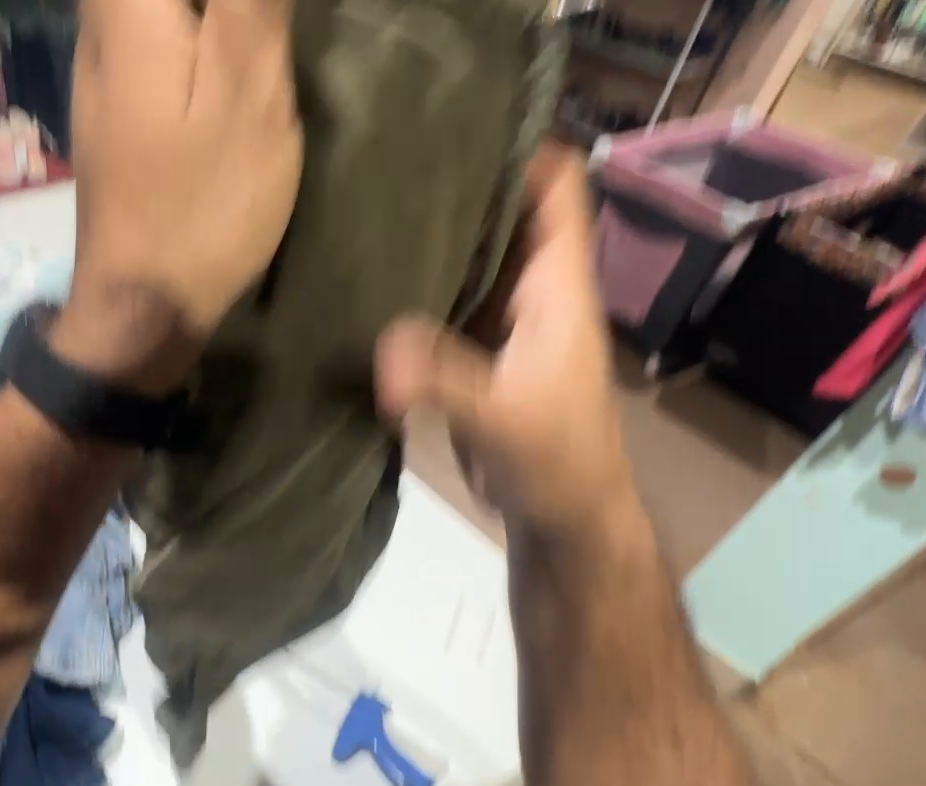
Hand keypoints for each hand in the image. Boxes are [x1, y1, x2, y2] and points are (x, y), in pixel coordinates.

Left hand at [49, 0, 302, 392]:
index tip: (252, 18)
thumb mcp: (248, 92)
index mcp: (127, 9)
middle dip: (226, 9)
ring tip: (252, 35)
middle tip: (260, 28)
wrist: (140, 311)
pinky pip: (146, 38)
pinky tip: (225, 58)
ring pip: (143, 10)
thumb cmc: (200, 210)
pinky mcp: (113, 118)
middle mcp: (97, 29)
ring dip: (209, 19)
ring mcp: (100, 77)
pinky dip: (188, 33)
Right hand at [374, 144, 636, 534]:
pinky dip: (413, 293)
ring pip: (469, 262)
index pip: (556, 191)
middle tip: (384, 169)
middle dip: (455, 191)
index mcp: (556, 288)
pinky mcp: (473, 356)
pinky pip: (443, 306)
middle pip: (502, 216)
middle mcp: (531, 292)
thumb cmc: (556, 460)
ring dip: (429, 242)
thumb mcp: (502, 419)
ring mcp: (501, 324)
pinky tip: (368, 285)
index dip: (520, 150)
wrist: (561, 516)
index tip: (454, 130)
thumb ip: (444, 381)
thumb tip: (379, 353)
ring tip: (364, 214)